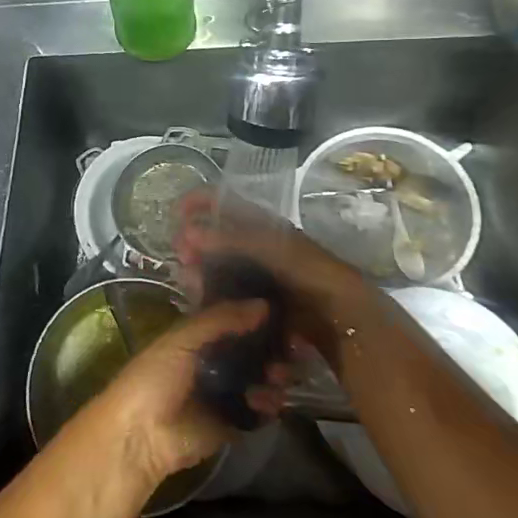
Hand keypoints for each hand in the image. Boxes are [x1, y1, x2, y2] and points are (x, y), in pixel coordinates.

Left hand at [89, 299, 288, 483]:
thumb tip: (263, 304)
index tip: (283, 308)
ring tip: (279, 375)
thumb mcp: (181, 340)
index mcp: (197, 338)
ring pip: (260, 379)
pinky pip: (258, 411)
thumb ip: (220, 319)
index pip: (233, 320)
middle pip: (253, 350)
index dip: (256, 315)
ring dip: (274, 375)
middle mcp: (213, 362)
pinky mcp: (231, 424)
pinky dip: (268, 405)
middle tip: (293, 345)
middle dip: (273, 347)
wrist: (139, 437)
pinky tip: (270, 400)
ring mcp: (223, 394)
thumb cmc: (153, 379)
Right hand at [170, 189, 383, 358]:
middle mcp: (261, 247)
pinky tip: (203, 301)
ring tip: (188, 282)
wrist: (341, 317)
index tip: (176, 212)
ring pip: (221, 267)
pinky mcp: (260, 301)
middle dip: (195, 243)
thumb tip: (188, 231)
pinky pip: (230, 293)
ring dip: (202, 271)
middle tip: (180, 257)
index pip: (228, 204)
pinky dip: (215, 294)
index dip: (202, 201)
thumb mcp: (271, 248)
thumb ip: (231, 239)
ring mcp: (260, 275)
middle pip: (219, 238)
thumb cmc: (310, 273)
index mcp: (265, 227)